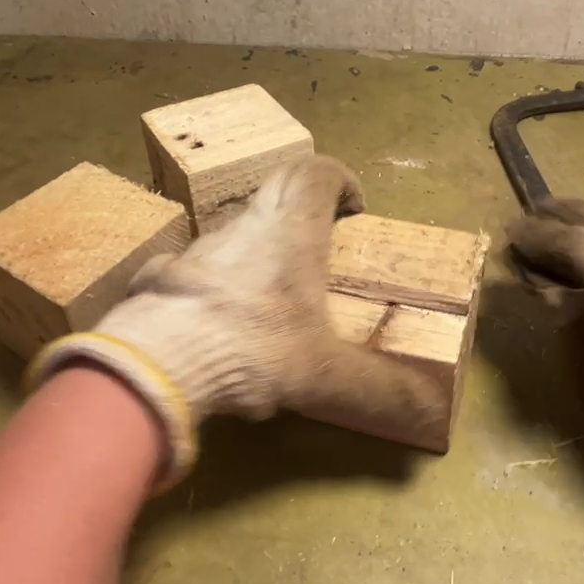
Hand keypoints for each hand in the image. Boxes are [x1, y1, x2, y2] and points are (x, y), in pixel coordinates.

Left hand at [27, 156, 442, 488]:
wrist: (155, 366)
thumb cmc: (254, 350)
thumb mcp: (325, 375)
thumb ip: (378, 389)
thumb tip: (429, 411)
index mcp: (292, 232)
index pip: (317, 172)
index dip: (340, 180)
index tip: (353, 209)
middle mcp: (244, 227)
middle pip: (276, 187)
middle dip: (303, 206)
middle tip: (320, 244)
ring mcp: (196, 248)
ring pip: (234, 229)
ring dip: (257, 248)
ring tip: (270, 298)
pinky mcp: (158, 276)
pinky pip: (193, 268)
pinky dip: (212, 285)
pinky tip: (214, 326)